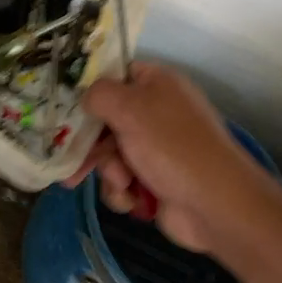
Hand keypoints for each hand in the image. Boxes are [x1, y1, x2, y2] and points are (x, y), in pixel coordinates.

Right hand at [64, 61, 280, 251]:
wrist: (218, 207)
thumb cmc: (173, 147)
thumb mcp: (130, 108)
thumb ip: (98, 94)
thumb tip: (86, 98)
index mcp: (156, 84)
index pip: (114, 74)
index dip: (89, 88)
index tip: (63, 103)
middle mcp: (156, 112)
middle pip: (106, 119)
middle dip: (92, 143)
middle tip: (71, 157)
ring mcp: (156, 149)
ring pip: (110, 153)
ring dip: (109, 170)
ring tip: (121, 183)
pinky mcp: (155, 182)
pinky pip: (122, 181)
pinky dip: (122, 191)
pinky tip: (132, 200)